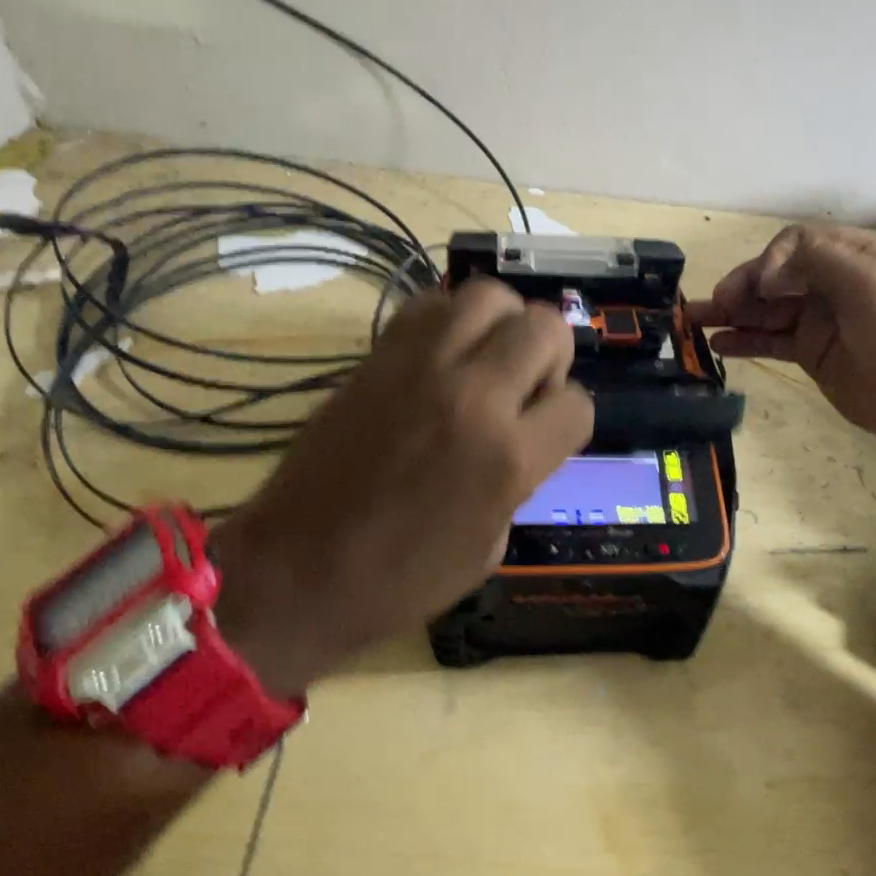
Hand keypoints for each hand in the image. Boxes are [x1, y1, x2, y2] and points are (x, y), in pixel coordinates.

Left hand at [211, 278, 592, 694]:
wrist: (298, 571)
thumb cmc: (399, 580)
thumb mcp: (489, 547)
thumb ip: (519, 481)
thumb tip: (522, 441)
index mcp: (508, 459)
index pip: (577, 403)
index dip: (568, 421)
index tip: (546, 436)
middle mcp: (473, 397)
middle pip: (545, 327)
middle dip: (550, 355)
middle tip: (523, 387)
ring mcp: (421, 367)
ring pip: (488, 295)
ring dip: (501, 323)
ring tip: (484, 358)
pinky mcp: (377, 356)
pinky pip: (429, 305)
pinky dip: (447, 320)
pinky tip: (439, 357)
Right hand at [690, 225, 875, 441]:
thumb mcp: (867, 281)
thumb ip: (816, 258)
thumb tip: (767, 270)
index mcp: (851, 257)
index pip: (795, 243)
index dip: (771, 259)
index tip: (763, 286)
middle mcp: (831, 284)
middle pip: (774, 275)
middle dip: (742, 286)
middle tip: (714, 304)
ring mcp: (819, 320)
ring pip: (766, 308)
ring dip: (732, 312)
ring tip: (695, 321)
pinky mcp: (810, 353)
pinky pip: (770, 340)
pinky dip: (743, 340)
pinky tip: (718, 344)